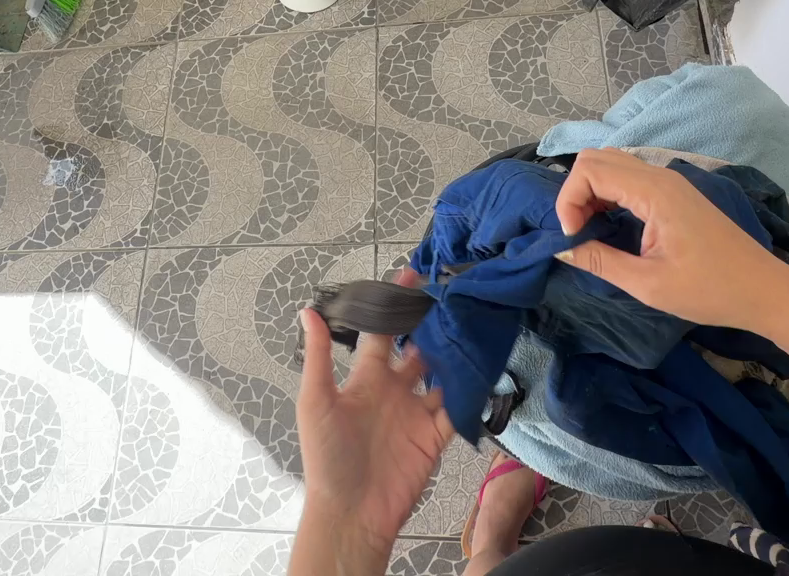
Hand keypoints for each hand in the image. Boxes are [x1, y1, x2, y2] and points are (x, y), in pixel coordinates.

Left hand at [292, 270, 454, 575]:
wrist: (349, 512)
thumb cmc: (326, 456)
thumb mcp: (316, 400)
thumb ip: (318, 355)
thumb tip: (308, 310)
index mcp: (366, 377)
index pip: (382, 331)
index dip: (394, 305)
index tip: (411, 275)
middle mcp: (393, 389)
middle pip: (417, 348)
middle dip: (431, 326)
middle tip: (450, 299)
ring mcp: (415, 412)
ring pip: (441, 375)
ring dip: (452, 355)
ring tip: (469, 329)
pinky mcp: (433, 437)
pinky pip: (455, 411)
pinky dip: (468, 394)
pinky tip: (480, 373)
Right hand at [554, 147, 788, 331]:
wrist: (766, 292)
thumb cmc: (710, 290)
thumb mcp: (648, 285)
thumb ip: (600, 262)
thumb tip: (562, 250)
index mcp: (654, 192)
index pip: (590, 170)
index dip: (569, 200)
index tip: (571, 237)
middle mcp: (659, 176)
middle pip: (595, 158)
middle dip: (575, 191)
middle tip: (577, 231)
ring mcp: (669, 181)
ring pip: (610, 163)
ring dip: (590, 190)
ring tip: (590, 228)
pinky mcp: (674, 191)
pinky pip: (627, 175)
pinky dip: (608, 192)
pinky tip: (610, 223)